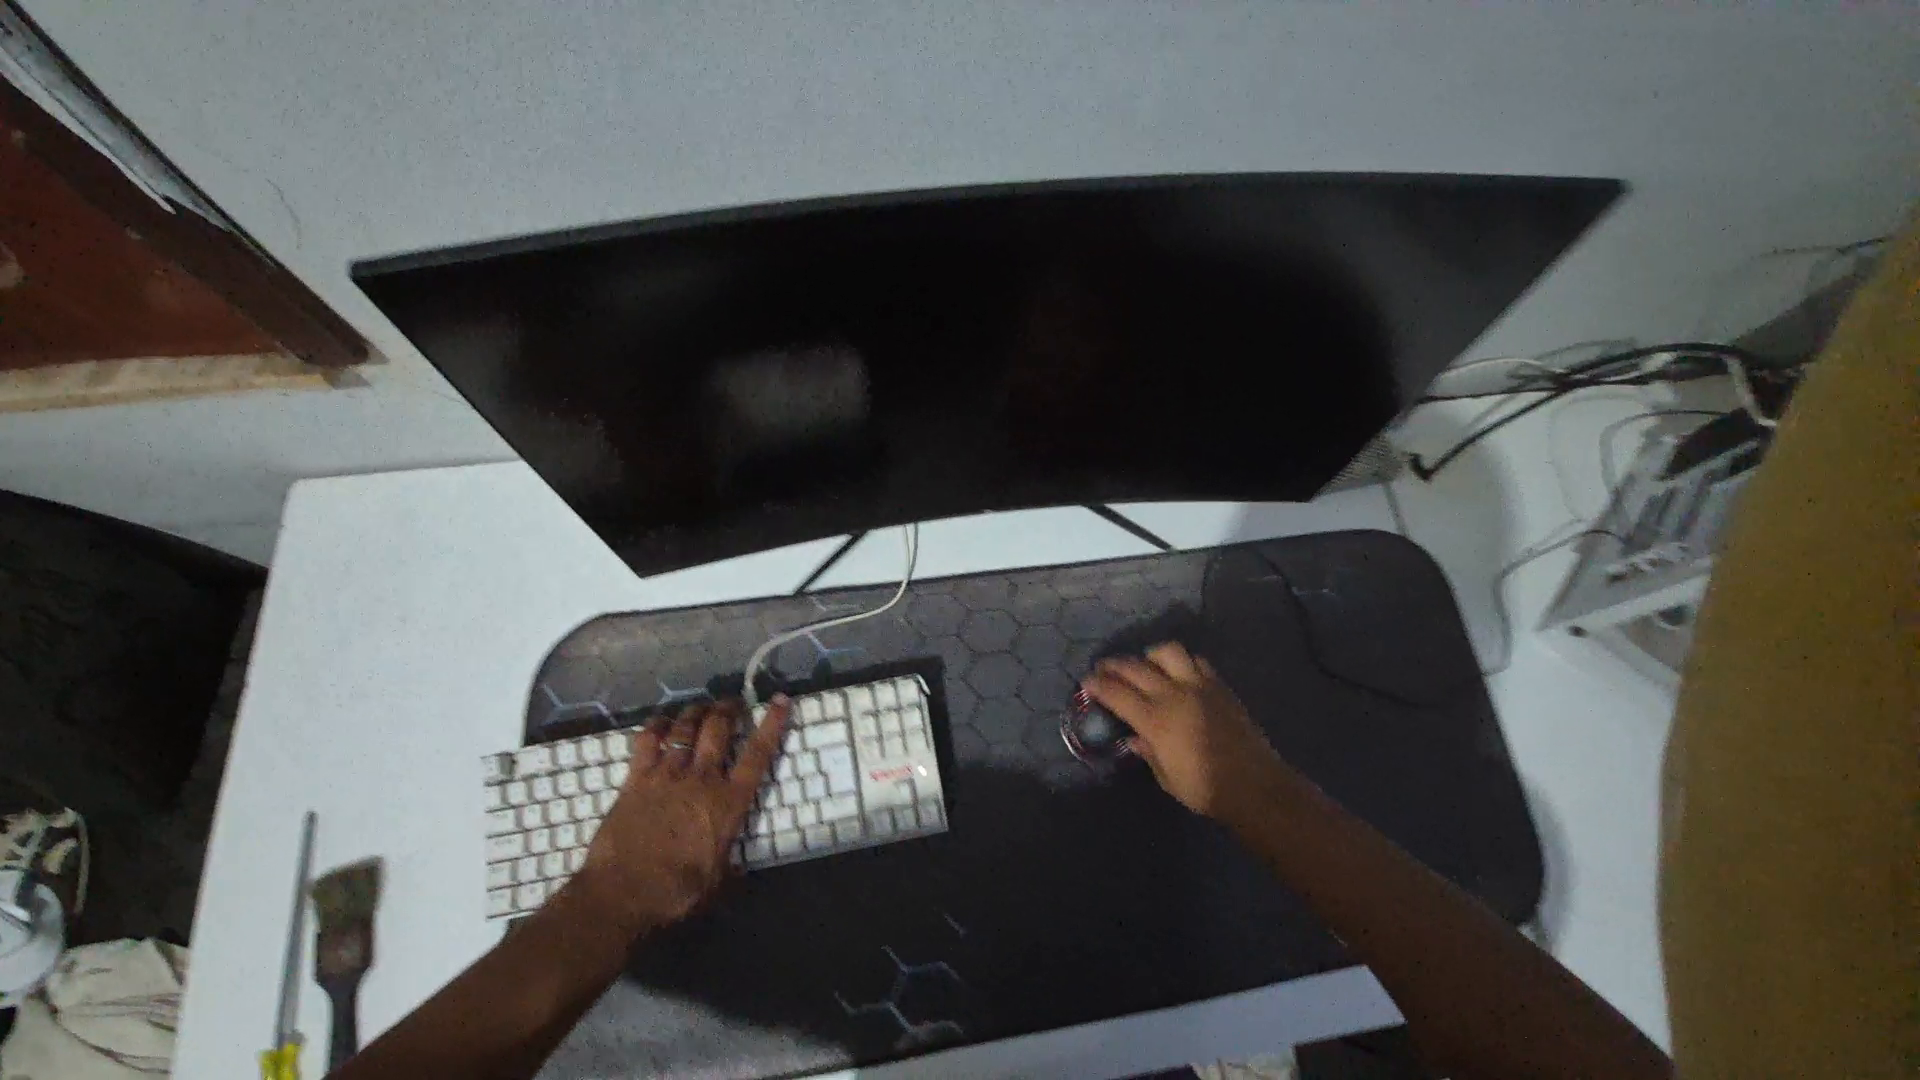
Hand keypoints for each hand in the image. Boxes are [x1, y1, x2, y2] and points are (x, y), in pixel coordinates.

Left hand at [574, 697, 789, 931]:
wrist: (622, 894)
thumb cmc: (676, 893)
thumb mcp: (717, 884)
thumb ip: (730, 870)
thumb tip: (739, 872)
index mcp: (729, 803)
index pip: (758, 754)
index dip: (772, 724)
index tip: (780, 700)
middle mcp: (702, 779)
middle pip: (718, 729)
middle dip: (728, 709)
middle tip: (732, 703)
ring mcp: (666, 775)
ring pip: (685, 728)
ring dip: (695, 713)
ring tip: (701, 708)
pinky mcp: (636, 780)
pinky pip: (647, 740)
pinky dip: (656, 726)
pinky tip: (661, 722)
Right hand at [1080, 642, 1283, 818]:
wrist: (1255, 785)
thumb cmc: (1205, 789)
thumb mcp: (1167, 778)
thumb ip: (1147, 752)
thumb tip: (1134, 738)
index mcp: (1155, 720)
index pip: (1116, 693)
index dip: (1097, 685)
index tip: (1086, 681)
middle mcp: (1173, 695)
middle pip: (1135, 667)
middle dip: (1114, 665)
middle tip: (1104, 668)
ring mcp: (1199, 686)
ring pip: (1167, 652)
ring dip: (1149, 655)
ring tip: (1144, 665)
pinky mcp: (1220, 686)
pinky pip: (1196, 661)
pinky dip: (1182, 662)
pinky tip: (1178, 673)